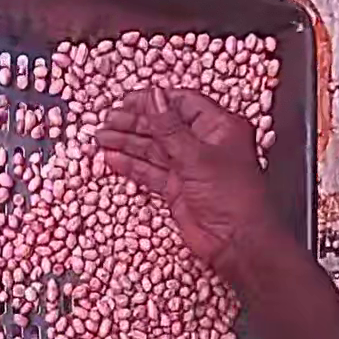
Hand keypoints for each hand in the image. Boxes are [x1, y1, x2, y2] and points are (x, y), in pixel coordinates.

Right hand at [94, 86, 285, 281]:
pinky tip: (112, 159)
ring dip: (127, 143)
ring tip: (102, 138)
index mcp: (218, 127)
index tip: (126, 100)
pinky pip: (149, 172)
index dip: (153, 101)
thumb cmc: (232, 197)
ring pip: (153, 149)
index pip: (181, 103)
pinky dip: (130, 166)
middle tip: (109, 120)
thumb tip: (154, 96)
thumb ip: (169, 128)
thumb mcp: (197, 156)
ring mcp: (188, 167)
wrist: (236, 242)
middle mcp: (203, 145)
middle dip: (134, 122)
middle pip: (163, 126)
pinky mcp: (176, 189)